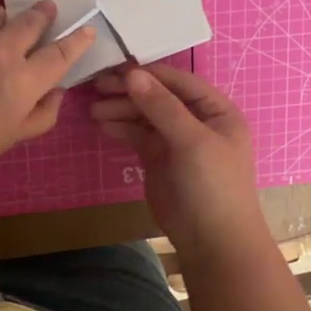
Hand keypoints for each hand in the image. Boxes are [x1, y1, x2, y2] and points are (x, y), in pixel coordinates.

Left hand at [0, 2, 95, 192]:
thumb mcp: (15, 137)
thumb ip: (44, 112)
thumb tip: (57, 89)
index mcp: (25, 82)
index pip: (61, 53)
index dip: (77, 39)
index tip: (86, 29)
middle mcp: (2, 51)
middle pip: (32, 21)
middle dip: (43, 14)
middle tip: (46, 9)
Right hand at [90, 65, 260, 255]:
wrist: (213, 241)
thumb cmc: (213, 185)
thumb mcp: (192, 141)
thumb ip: (162, 106)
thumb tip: (132, 74)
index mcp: (216, 111)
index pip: (179, 82)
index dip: (149, 74)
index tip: (115, 69)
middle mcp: (197, 121)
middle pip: (158, 97)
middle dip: (129, 92)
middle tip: (96, 87)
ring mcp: (176, 141)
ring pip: (145, 115)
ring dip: (121, 110)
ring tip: (93, 110)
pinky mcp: (159, 159)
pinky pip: (138, 135)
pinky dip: (121, 128)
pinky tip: (103, 124)